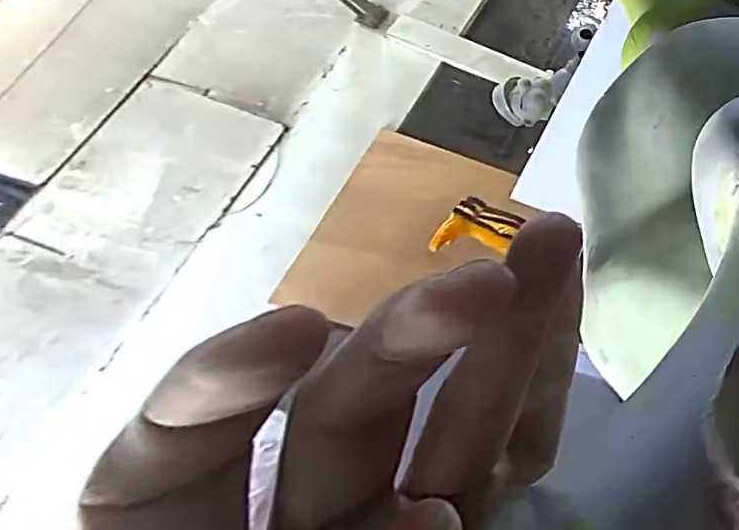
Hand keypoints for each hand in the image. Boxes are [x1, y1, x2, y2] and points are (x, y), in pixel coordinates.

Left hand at [80, 213, 583, 529]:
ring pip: (459, 411)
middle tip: (487, 281)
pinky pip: (527, 436)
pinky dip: (552, 362)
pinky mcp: (489, 515)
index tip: (294, 332)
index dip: (215, 396)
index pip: (168, 477)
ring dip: (516, 321)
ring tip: (557, 237)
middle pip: (346, 417)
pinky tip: (570, 289)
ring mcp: (410, 520)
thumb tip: (424, 524)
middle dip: (414, 338)